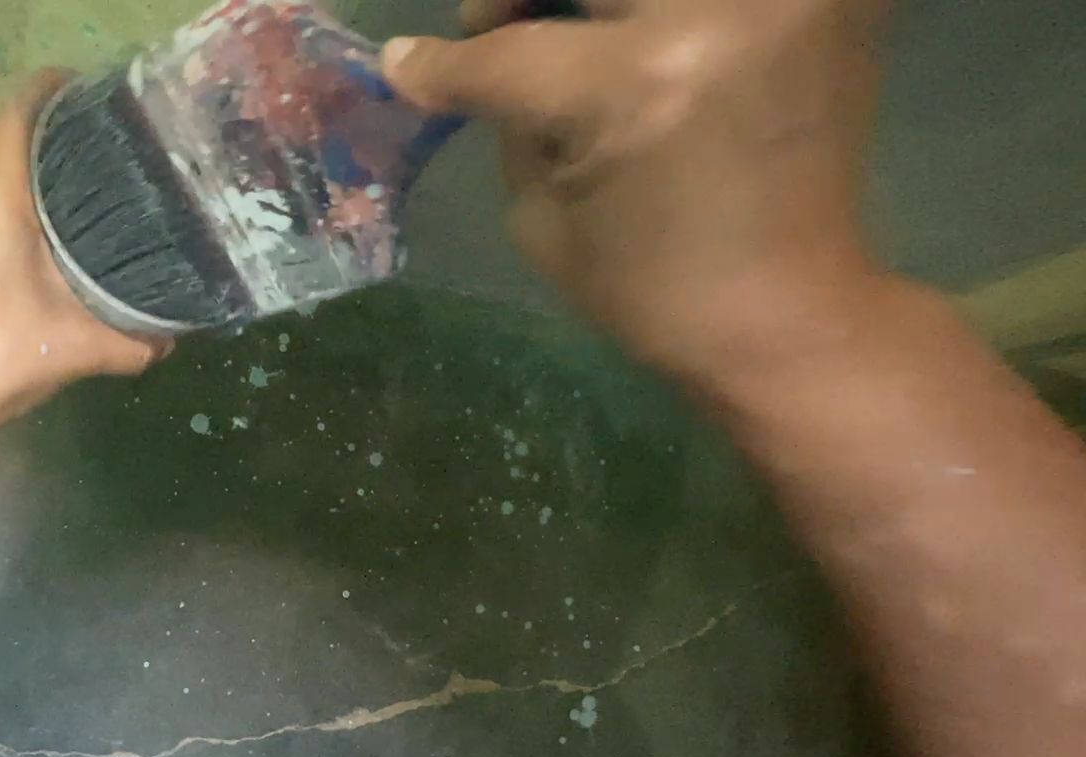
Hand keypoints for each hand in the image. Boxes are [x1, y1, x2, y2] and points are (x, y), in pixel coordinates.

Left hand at [0, 70, 169, 432]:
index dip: (62, 92)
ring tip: (80, 173)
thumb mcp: (85, 348)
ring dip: (29, 152)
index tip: (105, 106)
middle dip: (54, 124)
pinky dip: (8, 178)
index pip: (24, 106)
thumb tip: (176, 336)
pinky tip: (41, 213)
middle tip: (107, 145)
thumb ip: (139, 341)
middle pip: (7, 124)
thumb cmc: (8, 358)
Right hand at [384, 0, 889, 380]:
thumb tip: (476, 60)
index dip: (442, 62)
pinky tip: (635, 43)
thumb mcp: (539, 215)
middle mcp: (718, 10)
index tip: (402, 62)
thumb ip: (512, 118)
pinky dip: (653, 14)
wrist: (774, 307)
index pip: (510, 51)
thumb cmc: (639, 284)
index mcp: (634, 89)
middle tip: (493, 22)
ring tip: (568, 27)